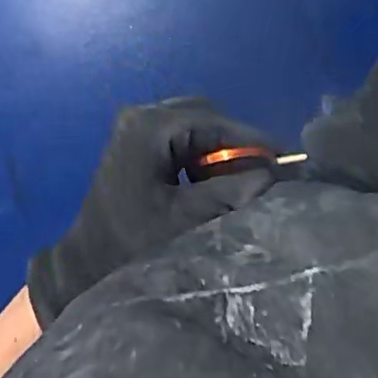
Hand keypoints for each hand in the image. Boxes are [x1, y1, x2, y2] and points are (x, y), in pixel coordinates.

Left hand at [27, 98, 288, 325]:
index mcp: (148, 127)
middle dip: (235, 143)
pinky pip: (179, 139)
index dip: (252, 140)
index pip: (212, 121)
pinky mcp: (136, 144)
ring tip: (244, 182)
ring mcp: (135, 128)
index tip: (290, 160)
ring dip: (219, 150)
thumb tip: (276, 175)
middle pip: (202, 116)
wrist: (87, 261)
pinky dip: (202, 156)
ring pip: (193, 127)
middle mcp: (140, 117)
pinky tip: (215, 183)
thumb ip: (230, 193)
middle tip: (266, 174)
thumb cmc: (133, 241)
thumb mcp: (186, 219)